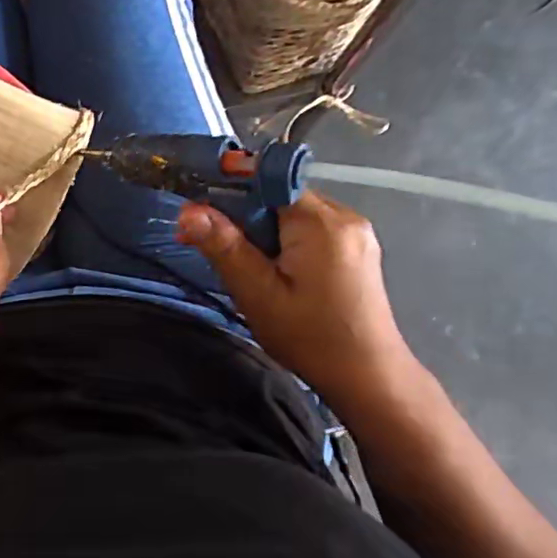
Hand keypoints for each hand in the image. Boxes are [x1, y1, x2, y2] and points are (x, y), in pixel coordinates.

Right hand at [177, 192, 415, 399]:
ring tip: (252, 272)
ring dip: (266, 234)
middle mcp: (344, 216)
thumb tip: (187, 210)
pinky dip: (287, 243)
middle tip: (221, 255)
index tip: (205, 216)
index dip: (233, 190)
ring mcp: (356, 233)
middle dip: (247, 219)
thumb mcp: (257, 293)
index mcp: (321, 222)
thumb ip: (224, 247)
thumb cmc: (310, 337)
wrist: (368, 377)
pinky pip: (312, 230)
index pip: (269, 180)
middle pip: (281, 196)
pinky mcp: (358, 250)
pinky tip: (279, 276)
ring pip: (294, 214)